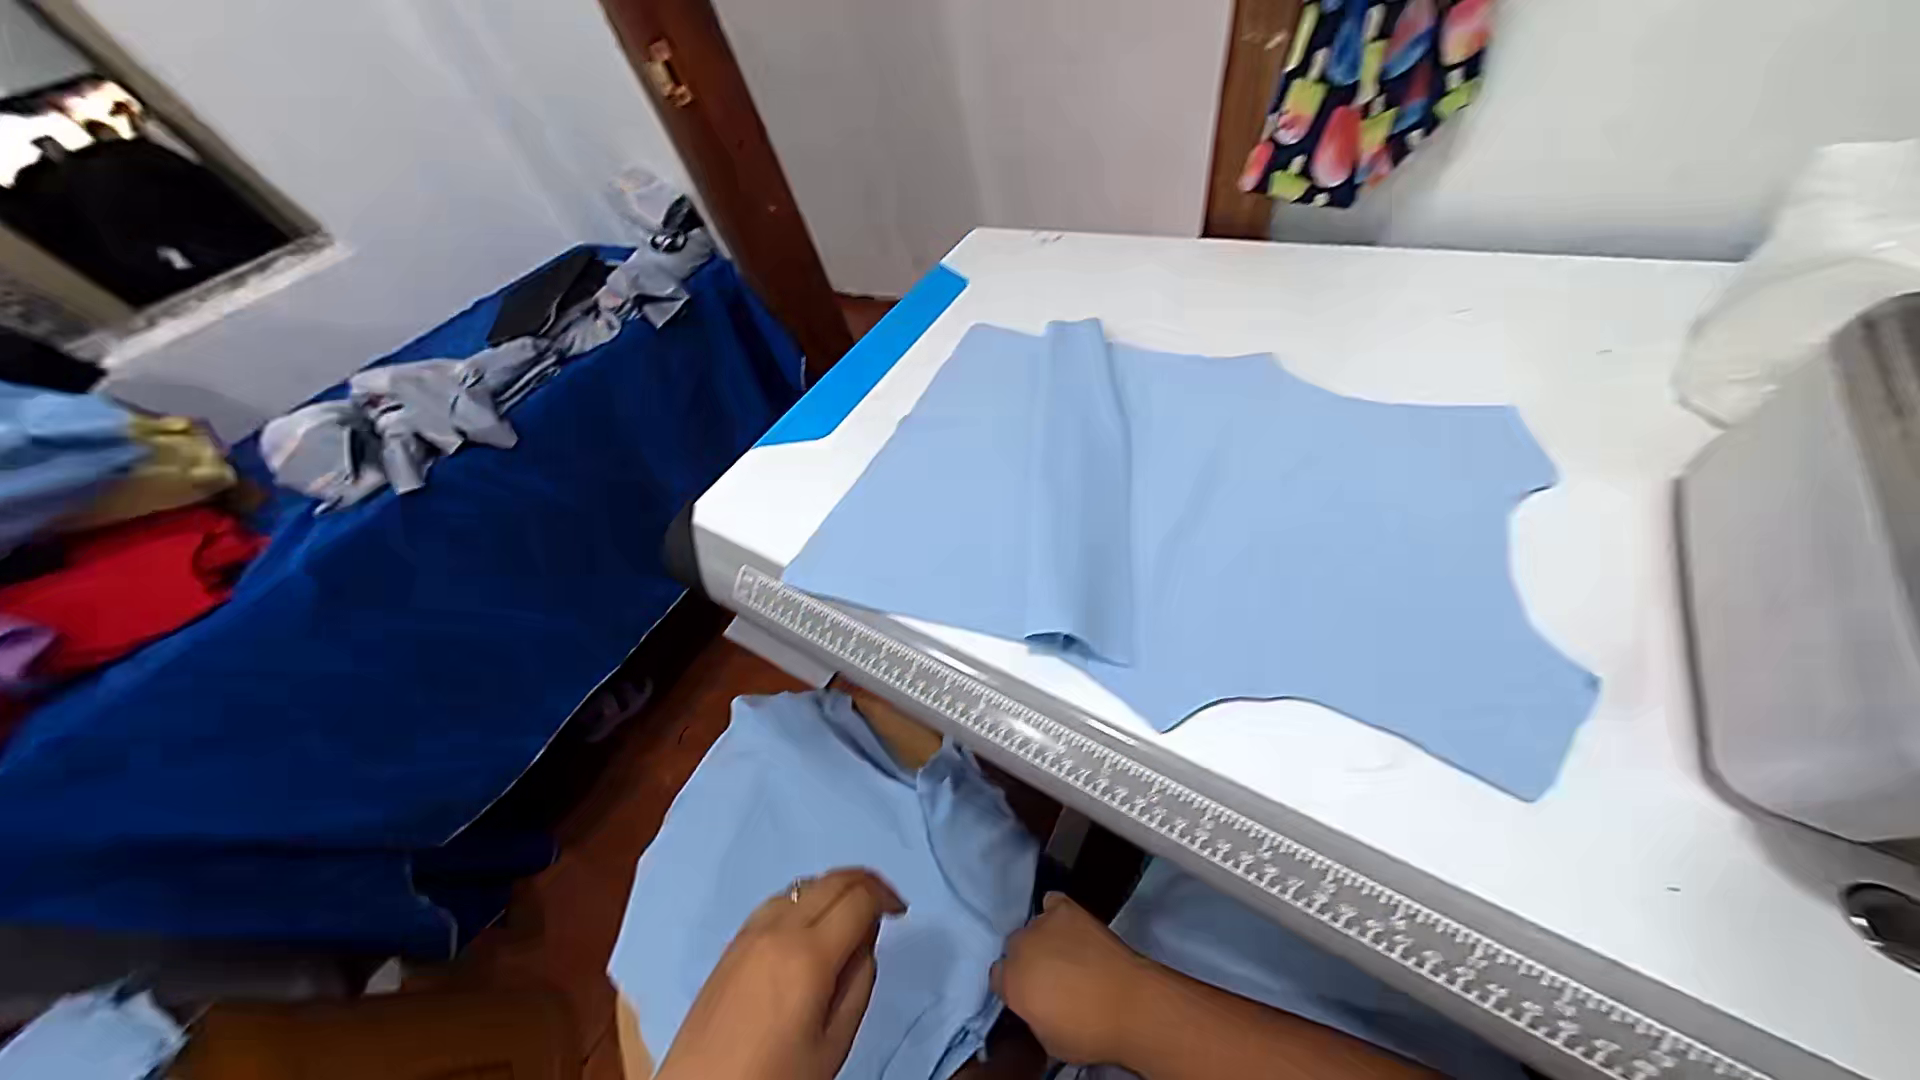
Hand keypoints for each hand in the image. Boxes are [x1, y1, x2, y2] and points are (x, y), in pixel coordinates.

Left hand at [654, 868, 906, 1079]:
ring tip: (849, 912)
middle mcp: (779, 929)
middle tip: (884, 903)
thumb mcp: (834, 1044)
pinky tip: (810, 921)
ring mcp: (751, 931)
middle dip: (865, 882)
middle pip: (833, 879)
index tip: (900, 911)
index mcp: (809, 955)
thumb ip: (859, 982)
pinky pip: (779, 899)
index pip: (859, 897)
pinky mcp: (732, 942)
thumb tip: (864, 940)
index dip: (885, 896)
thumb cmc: (774, 1079)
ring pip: (805, 883)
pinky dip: (804, 898)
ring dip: (834, 887)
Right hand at [993, 892, 1161, 1066]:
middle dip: (1028, 960)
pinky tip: (1068, 925)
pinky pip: (1052, 903)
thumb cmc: (1090, 1032)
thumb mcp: (1049, 1040)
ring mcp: (1042, 922)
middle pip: (1015, 948)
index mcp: (1011, 982)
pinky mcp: (1065, 908)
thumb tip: (1034, 1004)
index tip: (1029, 994)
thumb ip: (1032, 1015)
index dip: (1013, 986)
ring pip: (1033, 927)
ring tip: (1067, 952)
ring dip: (1044, 939)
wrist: (1128, 1003)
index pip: (998, 977)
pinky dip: (1056, 912)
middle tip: (1050, 976)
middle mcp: (1020, 947)